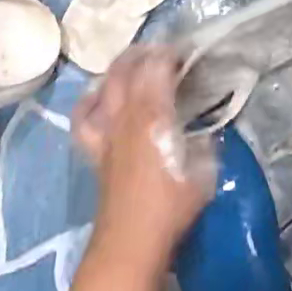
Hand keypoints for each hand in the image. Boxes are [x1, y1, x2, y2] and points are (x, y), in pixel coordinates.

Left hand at [71, 47, 214, 259]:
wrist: (132, 238)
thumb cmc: (171, 206)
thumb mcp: (203, 173)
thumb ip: (206, 145)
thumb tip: (207, 131)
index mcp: (152, 112)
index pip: (157, 67)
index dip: (169, 53)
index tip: (184, 52)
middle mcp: (125, 111)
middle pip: (127, 67)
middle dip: (143, 52)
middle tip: (161, 53)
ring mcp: (105, 126)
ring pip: (105, 83)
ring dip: (119, 68)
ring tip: (133, 64)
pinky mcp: (93, 145)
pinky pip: (83, 114)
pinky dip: (89, 99)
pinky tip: (98, 96)